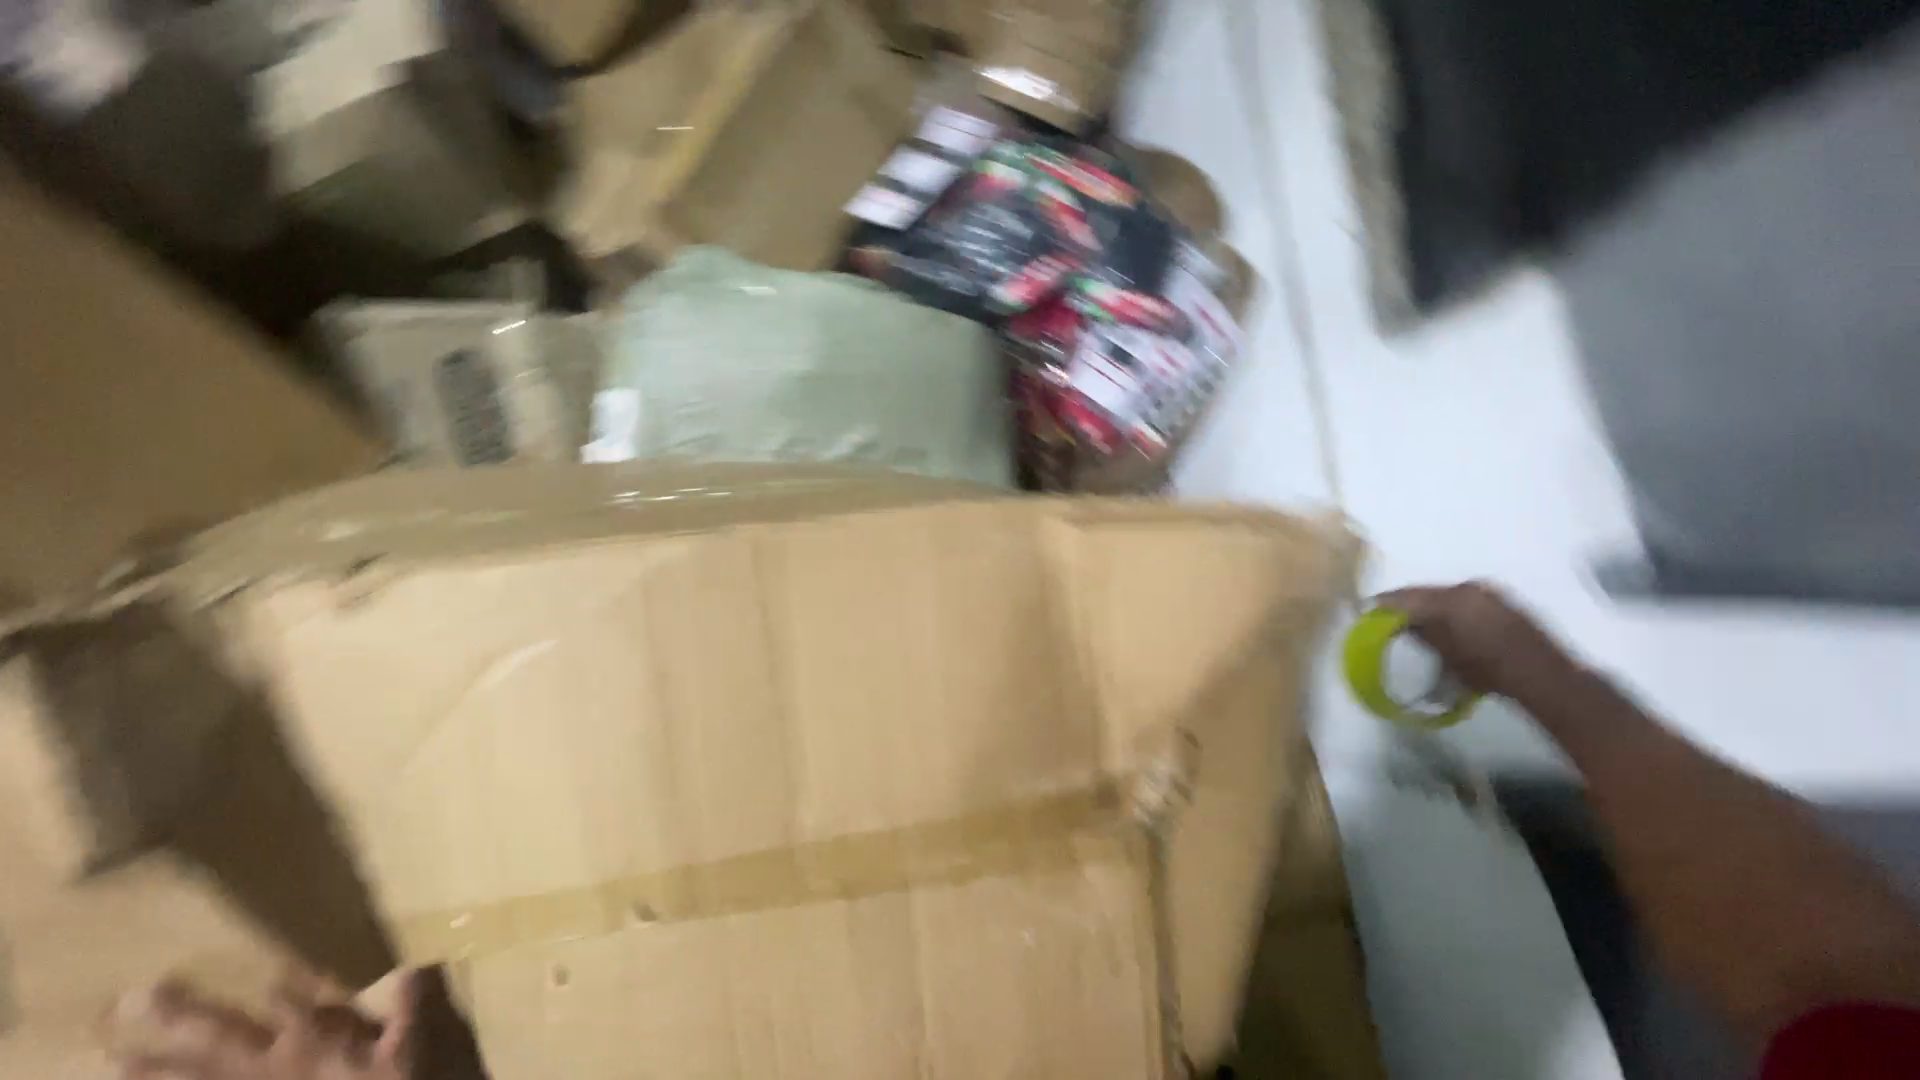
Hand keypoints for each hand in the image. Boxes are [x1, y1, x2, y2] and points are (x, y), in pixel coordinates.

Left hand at [103, 968, 419, 1079]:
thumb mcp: (411, 1055)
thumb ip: (411, 1011)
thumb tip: (416, 967)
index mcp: (312, 1045)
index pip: (292, 997)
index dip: (277, 976)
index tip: (254, 954)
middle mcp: (268, 1068)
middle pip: (219, 1038)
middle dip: (183, 1017)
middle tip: (140, 994)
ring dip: (152, 1073)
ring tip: (114, 1061)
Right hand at [1374, 582, 1577, 699]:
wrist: (1543, 675)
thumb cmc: (1487, 668)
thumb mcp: (1445, 655)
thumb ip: (1420, 634)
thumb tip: (1400, 624)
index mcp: (1450, 597)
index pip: (1405, 596)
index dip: (1384, 603)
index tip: (1367, 609)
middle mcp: (1469, 587)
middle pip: (1427, 594)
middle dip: (1409, 606)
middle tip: (1392, 620)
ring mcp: (1490, 594)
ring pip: (1448, 597)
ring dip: (1433, 609)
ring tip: (1421, 627)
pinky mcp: (1505, 604)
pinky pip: (1468, 602)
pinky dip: (1454, 612)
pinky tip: (1451, 628)